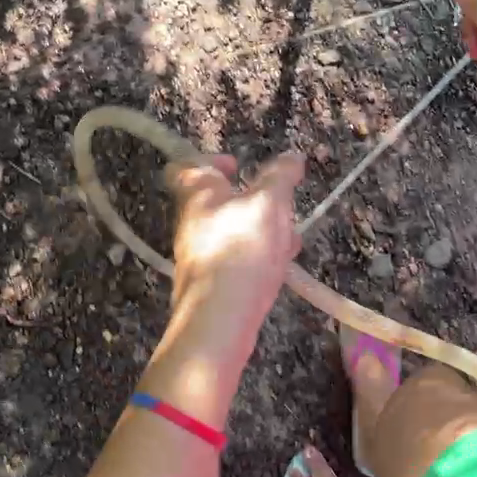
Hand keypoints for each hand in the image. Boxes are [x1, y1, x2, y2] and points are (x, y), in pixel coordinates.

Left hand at [164, 152, 303, 326]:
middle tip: (279, 206)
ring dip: (261, 231)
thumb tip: (292, 156)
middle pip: (217, 202)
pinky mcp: (209, 285)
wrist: (219, 320)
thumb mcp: (269, 203)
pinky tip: (280, 268)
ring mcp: (198, 256)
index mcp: (197, 194)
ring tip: (289, 239)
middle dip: (252, 201)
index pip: (184, 167)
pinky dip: (257, 257)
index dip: (208, 161)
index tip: (236, 165)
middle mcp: (191, 223)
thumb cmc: (241, 249)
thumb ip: (281, 176)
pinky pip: (235, 260)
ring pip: (231, 232)